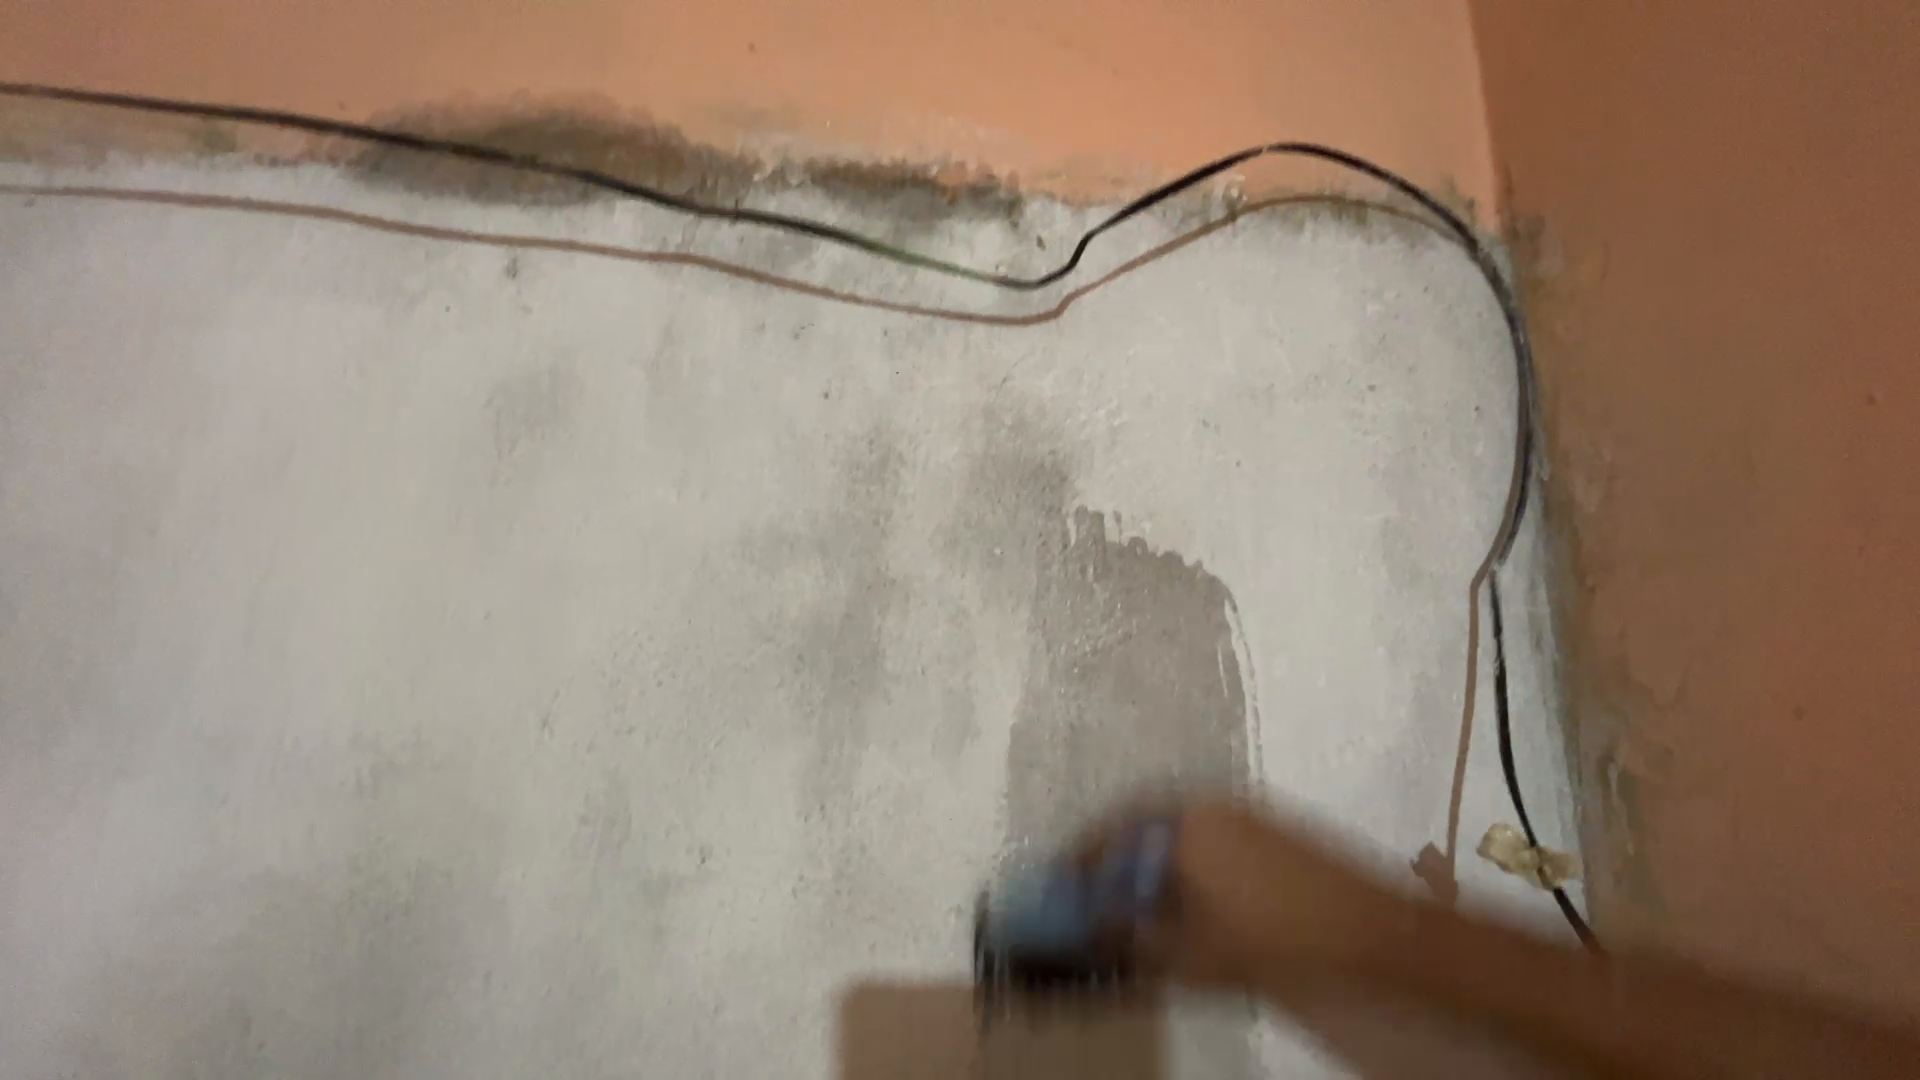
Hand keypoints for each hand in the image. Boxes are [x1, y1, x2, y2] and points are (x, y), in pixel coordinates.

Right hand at [1093, 798, 1399, 992]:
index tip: (1062, 880)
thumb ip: (1137, 940)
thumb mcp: (1196, 954)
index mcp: (1181, 826)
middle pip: (1138, 820)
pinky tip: (1191, 888)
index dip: (1081, 859)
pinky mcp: (1263, 820)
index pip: (1110, 834)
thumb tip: (1094, 930)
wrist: (1374, 930)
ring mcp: (1237, 807)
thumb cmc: (1274, 939)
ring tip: (1142, 893)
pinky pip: (1203, 826)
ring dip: (1149, 853)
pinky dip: (1182, 852)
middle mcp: (1203, 804)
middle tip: (1099, 886)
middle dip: (1113, 852)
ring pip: (1173, 823)